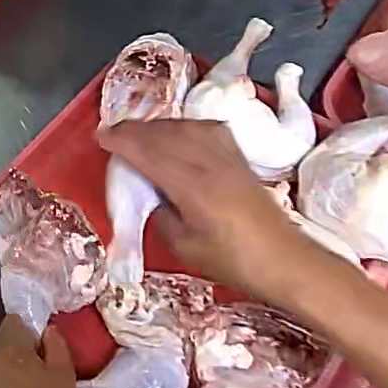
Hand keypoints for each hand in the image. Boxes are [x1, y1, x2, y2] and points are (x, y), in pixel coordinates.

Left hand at [0, 317, 75, 387]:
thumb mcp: (64, 375)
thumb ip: (56, 344)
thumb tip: (47, 330)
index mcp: (8, 349)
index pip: (13, 320)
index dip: (28, 329)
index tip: (39, 346)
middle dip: (7, 335)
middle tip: (25, 354)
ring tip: (10, 364)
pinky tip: (0, 379)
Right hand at [98, 119, 342, 308]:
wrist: (286, 261)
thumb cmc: (233, 261)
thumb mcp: (184, 246)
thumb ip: (162, 215)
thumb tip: (152, 195)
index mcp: (193, 187)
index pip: (149, 152)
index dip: (122, 141)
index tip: (101, 137)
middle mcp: (210, 164)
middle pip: (165, 134)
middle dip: (134, 129)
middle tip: (113, 132)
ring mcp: (228, 158)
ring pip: (185, 127)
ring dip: (158, 126)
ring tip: (139, 131)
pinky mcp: (240, 159)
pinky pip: (208, 129)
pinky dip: (186, 126)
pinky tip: (178, 131)